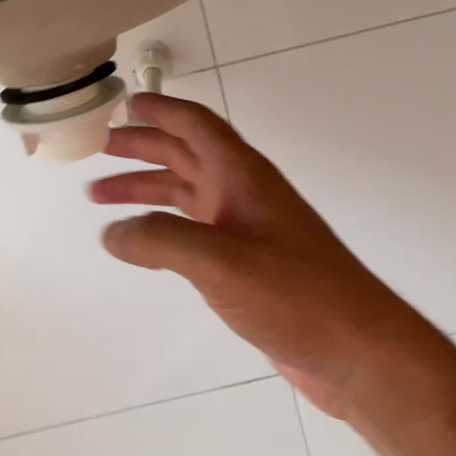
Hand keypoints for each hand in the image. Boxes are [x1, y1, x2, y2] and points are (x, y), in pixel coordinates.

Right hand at [89, 93, 427, 418]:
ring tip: (99, 194)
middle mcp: (242, 193)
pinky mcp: (246, 263)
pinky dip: (161, 227)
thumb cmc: (296, 294)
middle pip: (185, 153)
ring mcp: (245, 228)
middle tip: (98, 146)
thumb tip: (111, 231)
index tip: (124, 102)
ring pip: (186, 192)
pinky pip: (193, 230)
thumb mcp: (221, 262)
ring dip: (145, 187)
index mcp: (241, 176)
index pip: (196, 125)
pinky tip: (138, 242)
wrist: (357, 352)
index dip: (161, 109)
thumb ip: (162, 241)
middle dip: (142, 146)